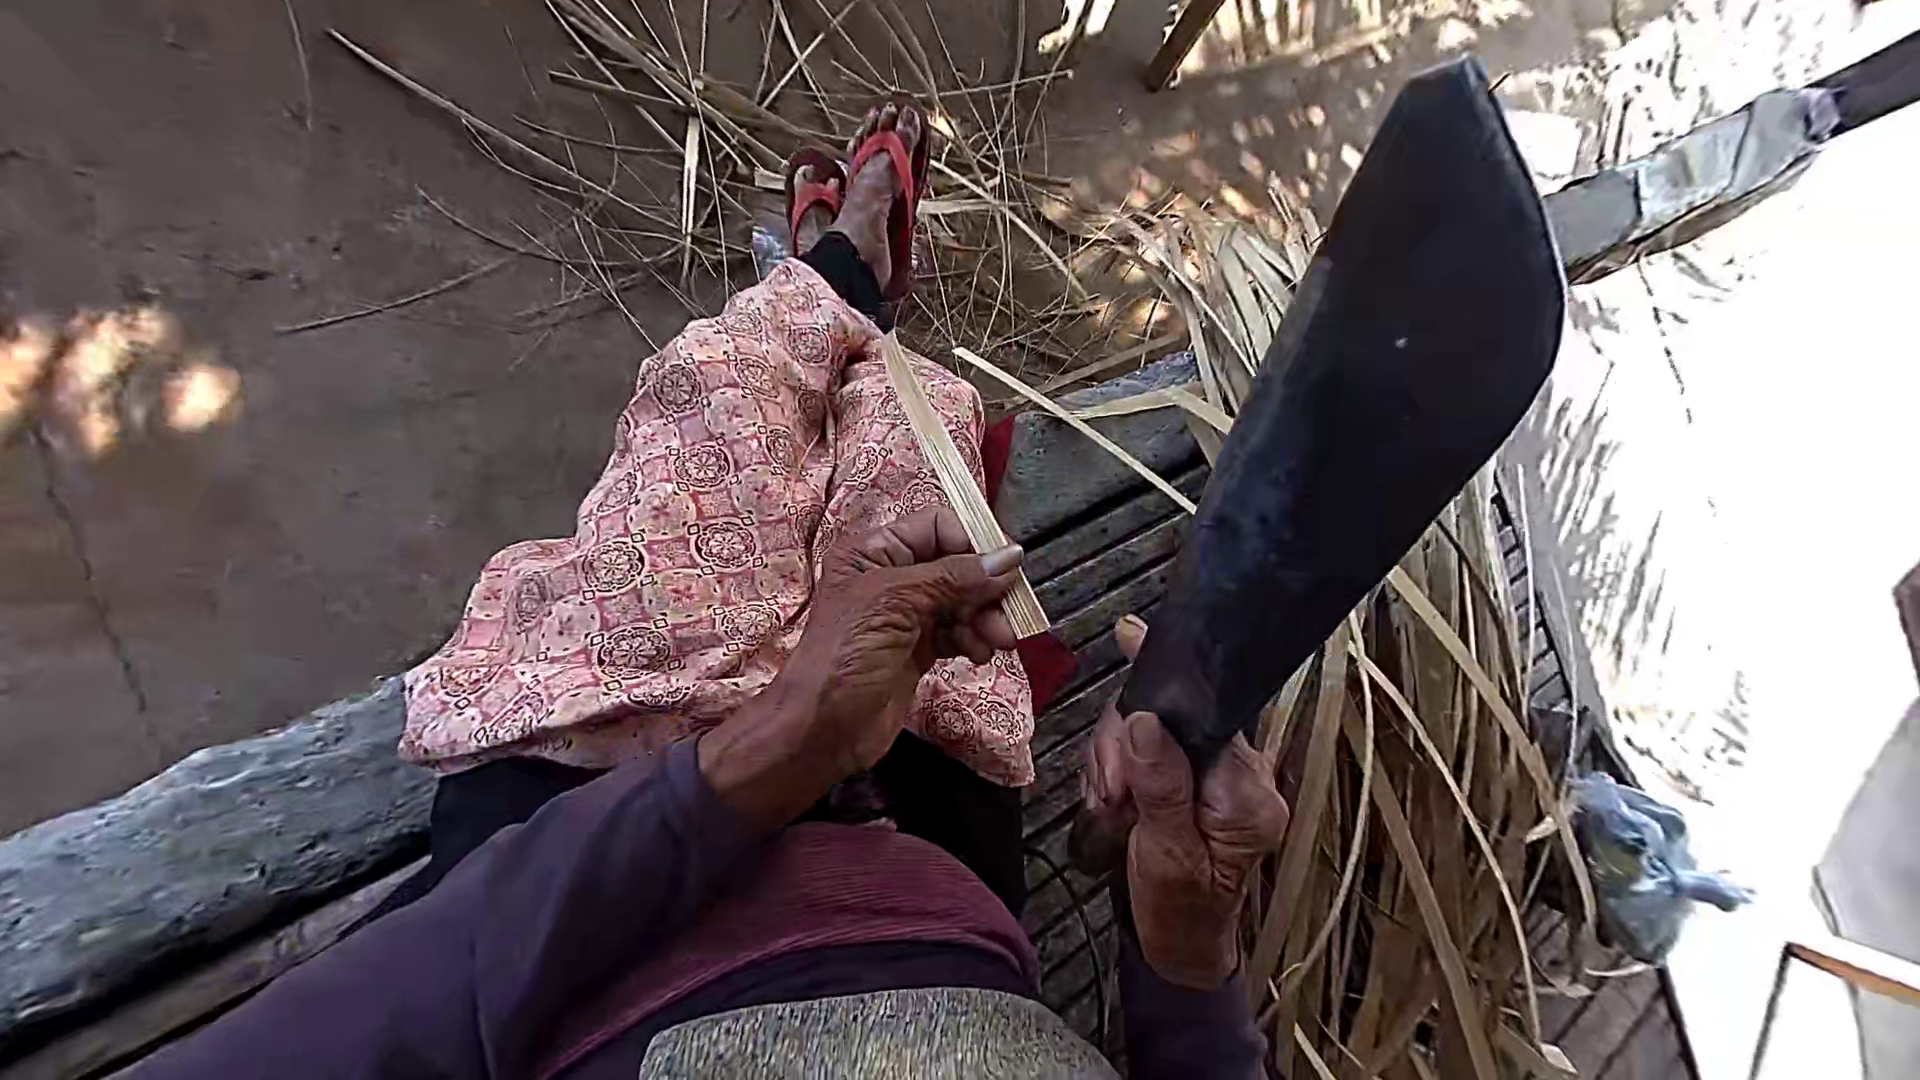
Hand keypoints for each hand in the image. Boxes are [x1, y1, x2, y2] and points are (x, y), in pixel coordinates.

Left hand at [699, 508, 1021, 830]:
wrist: (821, 732)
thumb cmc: (842, 657)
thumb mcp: (894, 603)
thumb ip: (953, 577)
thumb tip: (1009, 558)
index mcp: (876, 551)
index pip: (937, 527)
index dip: (973, 542)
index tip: (1005, 568)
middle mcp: (894, 576)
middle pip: (957, 564)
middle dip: (986, 588)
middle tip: (1009, 615)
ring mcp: (908, 614)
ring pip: (964, 600)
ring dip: (986, 618)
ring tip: (999, 641)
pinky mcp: (920, 647)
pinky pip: (960, 631)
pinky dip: (975, 639)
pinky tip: (980, 654)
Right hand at [1084, 615, 1290, 989]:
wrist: (1175, 938)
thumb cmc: (1180, 909)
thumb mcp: (1168, 856)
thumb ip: (1161, 788)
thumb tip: (1144, 722)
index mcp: (1246, 794)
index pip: (1204, 717)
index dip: (1156, 703)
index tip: (1129, 641)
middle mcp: (1235, 772)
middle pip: (1168, 712)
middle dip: (1123, 742)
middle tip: (1112, 789)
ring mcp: (1206, 767)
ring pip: (1143, 720)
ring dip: (1112, 755)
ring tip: (1111, 799)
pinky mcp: (1179, 767)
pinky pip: (1134, 738)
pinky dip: (1110, 761)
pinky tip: (1111, 792)